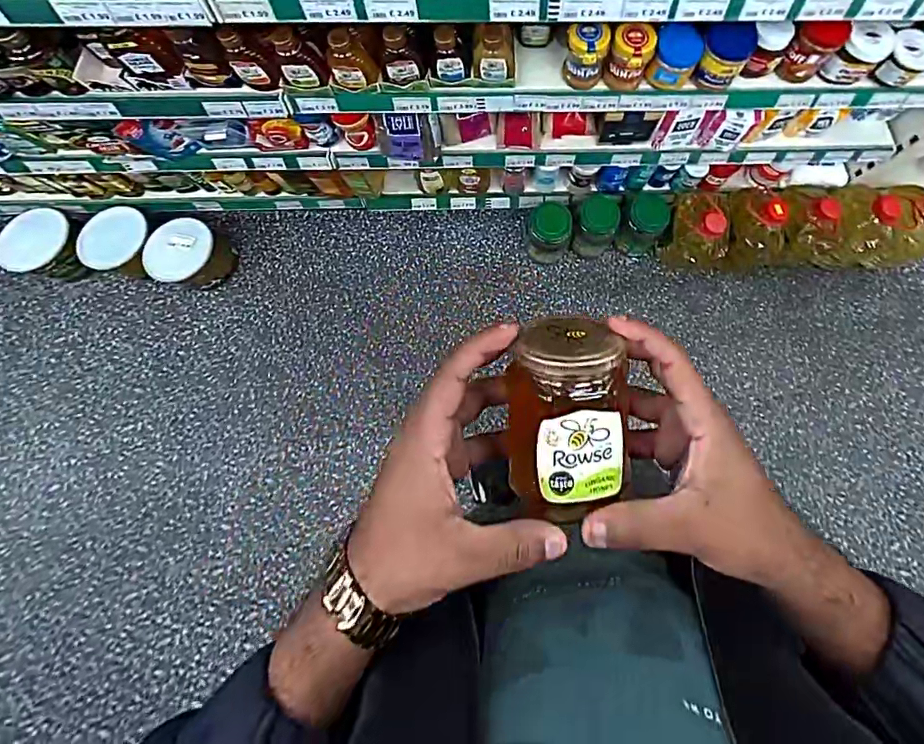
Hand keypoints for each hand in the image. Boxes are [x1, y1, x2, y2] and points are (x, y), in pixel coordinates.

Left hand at [347, 322, 567, 613]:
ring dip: (498, 401)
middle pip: (463, 387)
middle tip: (539, 362)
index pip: (453, 376)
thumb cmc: (400, 561)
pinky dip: (494, 432)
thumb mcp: (460, 554)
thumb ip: (513, 544)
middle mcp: (425, 436)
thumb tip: (562, 539)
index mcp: (424, 438)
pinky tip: (524, 445)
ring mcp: (428, 453)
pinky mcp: (434, 470)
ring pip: (465, 412)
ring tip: (540, 397)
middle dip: (498, 368)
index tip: (513, 331)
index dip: (481, 347)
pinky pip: (468, 437)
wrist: (361, 591)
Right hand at [581, 316, 810, 584]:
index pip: (672, 362)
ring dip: (619, 400)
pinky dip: (623, 435)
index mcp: (702, 417)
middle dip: (625, 358)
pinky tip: (594, 444)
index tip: (611, 324)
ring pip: (648, 408)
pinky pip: (646, 436)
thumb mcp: (688, 524)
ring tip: (577, 395)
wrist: (774, 552)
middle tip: (585, 352)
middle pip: (658, 375)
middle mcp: (693, 419)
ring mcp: (688, 438)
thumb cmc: (744, 526)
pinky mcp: (682, 458)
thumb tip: (586, 526)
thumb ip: (637, 524)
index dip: (643, 337)